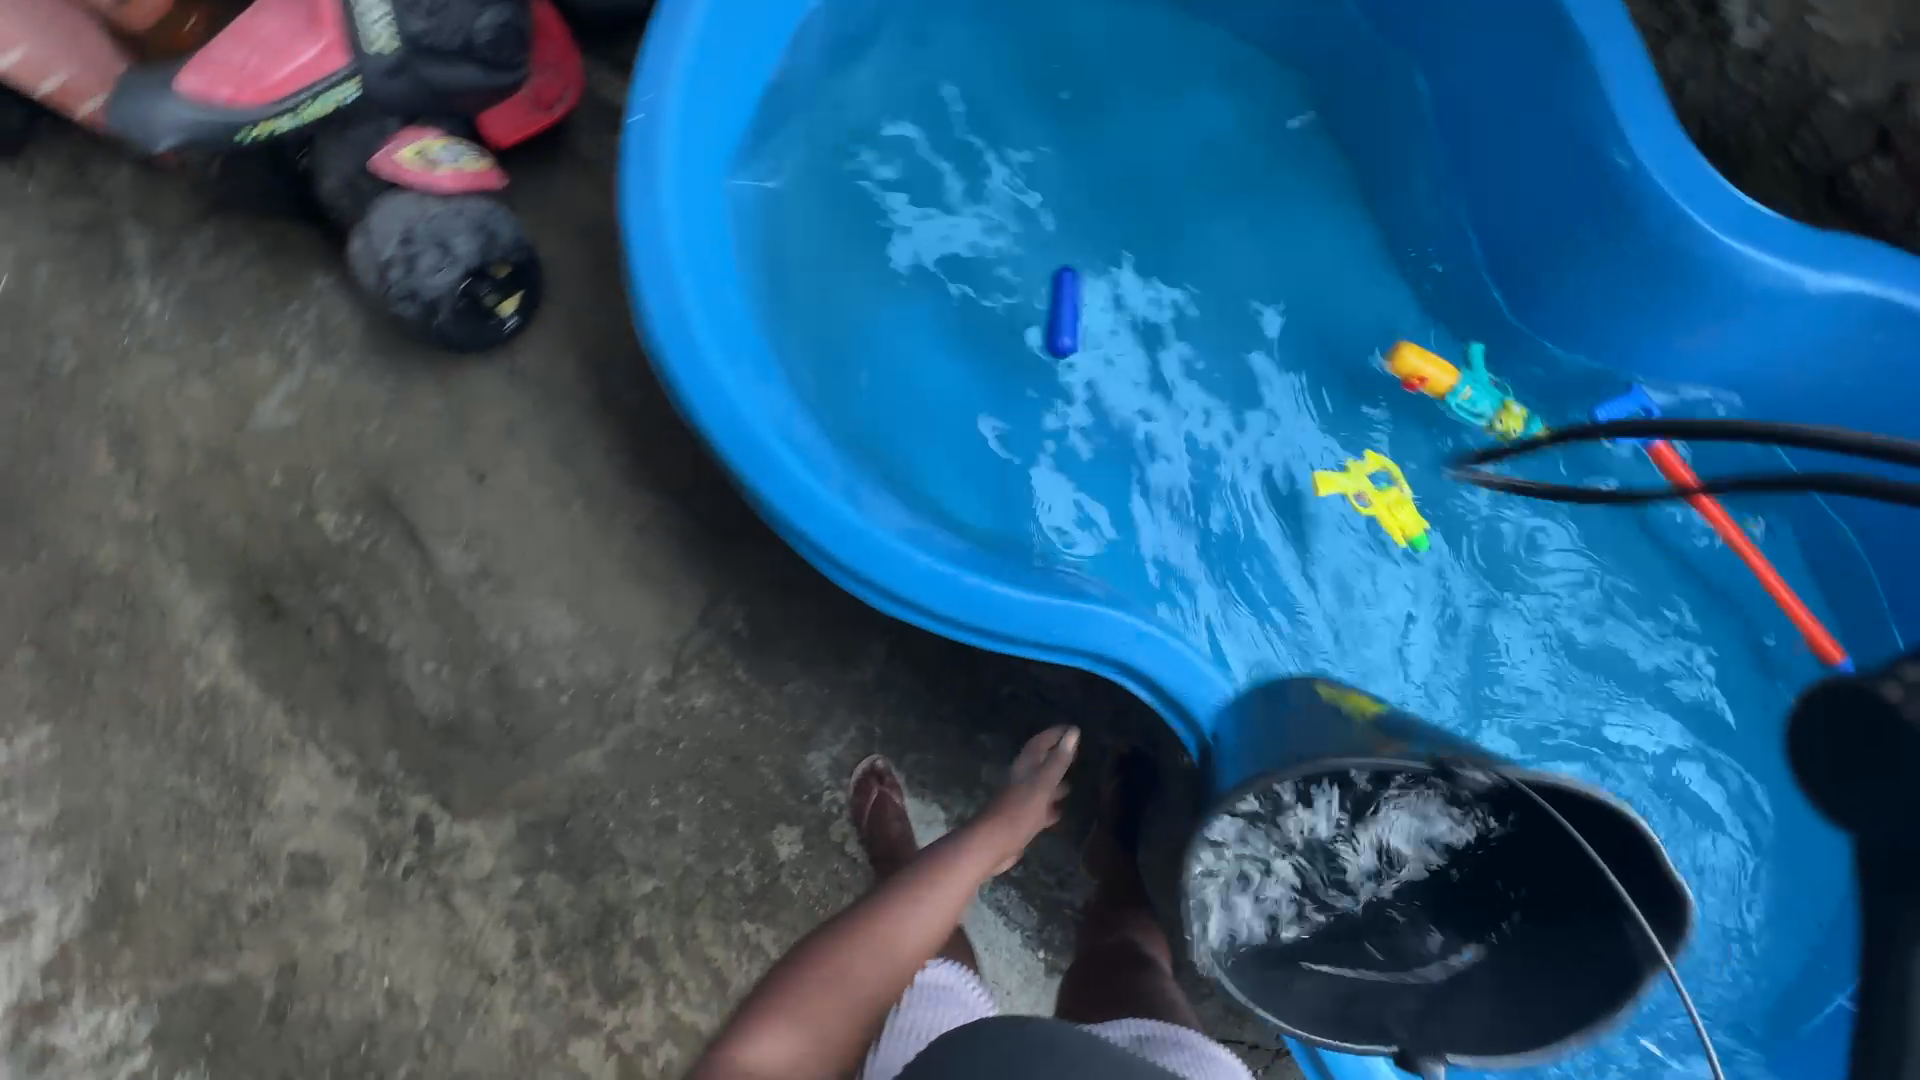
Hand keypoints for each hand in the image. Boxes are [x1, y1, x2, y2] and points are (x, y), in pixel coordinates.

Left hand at [971, 725, 1078, 875]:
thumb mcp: (1042, 784)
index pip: (1039, 743)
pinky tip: (1060, 812)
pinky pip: (1039, 810)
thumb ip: (1058, 761)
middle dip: (1056, 758)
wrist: (993, 844)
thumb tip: (1073, 732)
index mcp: (1025, 768)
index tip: (1072, 729)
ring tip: (1072, 784)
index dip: (1054, 734)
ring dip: (1054, 784)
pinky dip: (1050, 808)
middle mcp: (1022, 781)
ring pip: (1040, 787)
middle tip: (1076, 754)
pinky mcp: (1022, 820)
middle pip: (1040, 764)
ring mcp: (1021, 801)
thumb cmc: (1018, 811)